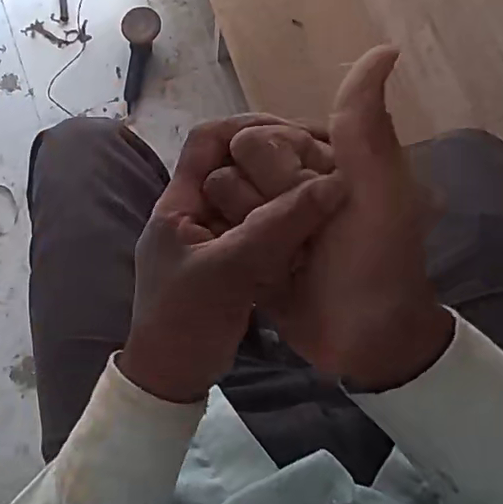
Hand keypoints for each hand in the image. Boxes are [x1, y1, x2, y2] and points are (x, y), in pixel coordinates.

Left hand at [120, 116, 347, 402]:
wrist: (170, 376)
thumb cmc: (185, 320)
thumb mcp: (229, 272)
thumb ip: (275, 228)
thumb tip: (332, 183)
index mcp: (178, 204)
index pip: (207, 140)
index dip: (248, 127)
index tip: (296, 133)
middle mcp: (193, 212)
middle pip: (234, 164)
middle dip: (277, 156)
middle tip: (326, 159)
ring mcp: (211, 236)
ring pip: (251, 196)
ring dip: (285, 190)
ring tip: (331, 185)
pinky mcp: (228, 260)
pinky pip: (260, 227)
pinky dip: (286, 222)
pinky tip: (319, 223)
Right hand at [209, 48, 453, 390]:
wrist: (362, 341)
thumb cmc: (377, 262)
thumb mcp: (379, 193)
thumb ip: (364, 126)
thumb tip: (384, 48)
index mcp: (320, 153)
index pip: (260, 137)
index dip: (282, 172)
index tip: (318, 200)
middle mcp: (288, 175)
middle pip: (233, 164)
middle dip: (264, 202)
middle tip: (306, 236)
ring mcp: (263, 210)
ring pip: (217, 194)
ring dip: (249, 230)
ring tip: (286, 259)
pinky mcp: (245, 242)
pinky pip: (213, 226)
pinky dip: (233, 247)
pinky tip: (262, 269)